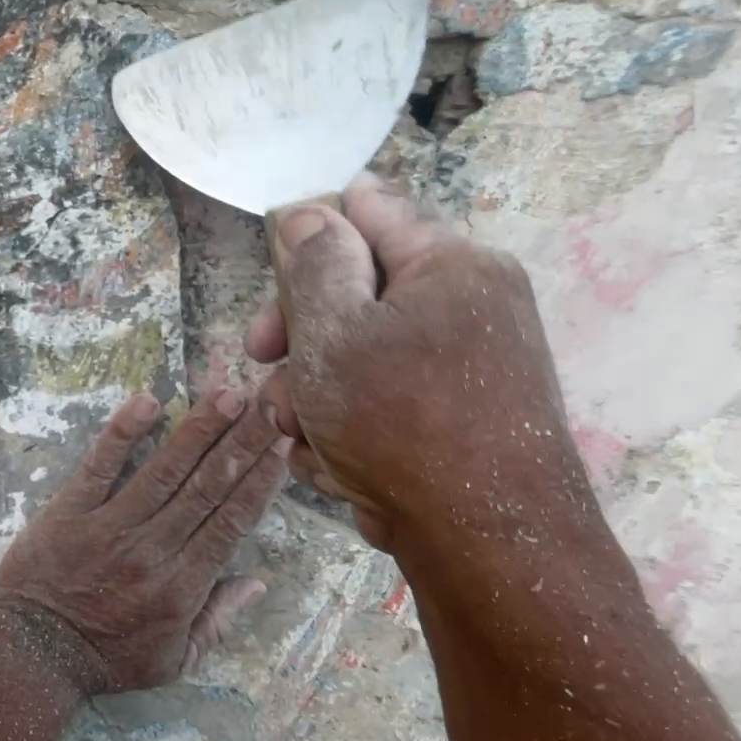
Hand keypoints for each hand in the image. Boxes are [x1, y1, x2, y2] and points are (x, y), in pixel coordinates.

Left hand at [0, 390, 290, 695]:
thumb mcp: (174, 660)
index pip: (232, 521)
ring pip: (162, 471)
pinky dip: (122, 434)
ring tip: (225, 395)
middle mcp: (152, 549)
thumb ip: (218, 621)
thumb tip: (257, 581)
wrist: (35, 652)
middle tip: (267, 402)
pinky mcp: (67, 512)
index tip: (283, 445)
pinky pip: (98, 467)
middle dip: (240, 442)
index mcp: (183, 586)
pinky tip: (145, 403)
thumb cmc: (106, 659)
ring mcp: (108, 526)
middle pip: (206, 488)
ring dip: (196, 430)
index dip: (260, 481)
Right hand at [245, 173, 589, 554]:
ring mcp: (462, 362)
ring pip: (353, 352)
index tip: (268, 261)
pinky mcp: (450, 412)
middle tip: (260, 357)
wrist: (479, 532)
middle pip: (353, 290)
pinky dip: (342, 422)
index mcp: (448, 266)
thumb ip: (316, 264)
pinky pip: (375, 397)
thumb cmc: (398, 418)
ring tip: (299, 431)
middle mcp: (464, 304)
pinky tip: (331, 457)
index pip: (371, 208)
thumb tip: (308, 214)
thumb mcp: (334, 332)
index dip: (311, 225)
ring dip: (308, 389)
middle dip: (297, 329)